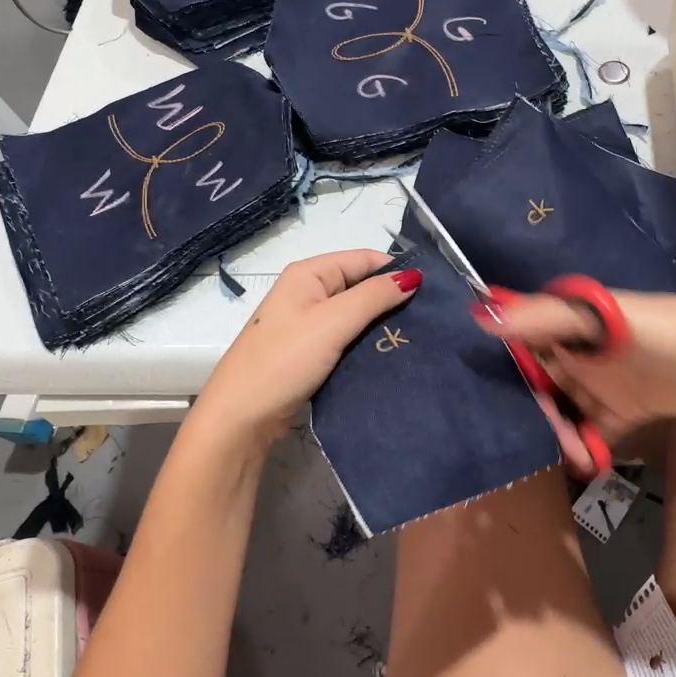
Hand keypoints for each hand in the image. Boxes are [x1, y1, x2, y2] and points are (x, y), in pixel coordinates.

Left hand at [190, 250, 420, 449]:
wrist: (241, 417)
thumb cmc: (285, 361)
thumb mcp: (333, 322)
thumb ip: (374, 296)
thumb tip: (414, 274)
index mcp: (309, 273)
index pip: (365, 259)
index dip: (397, 270)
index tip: (434, 291)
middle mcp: (308, 292)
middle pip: (361, 285)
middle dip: (392, 298)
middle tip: (432, 318)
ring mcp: (308, 323)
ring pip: (356, 314)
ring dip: (382, 323)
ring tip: (419, 337)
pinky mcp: (311, 352)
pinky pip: (347, 338)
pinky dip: (367, 343)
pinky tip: (390, 354)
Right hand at [477, 289, 675, 474]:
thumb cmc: (658, 331)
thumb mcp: (597, 318)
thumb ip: (541, 318)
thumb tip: (478, 313)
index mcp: (569, 324)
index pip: (522, 346)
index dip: (504, 371)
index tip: (488, 400)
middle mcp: (579, 352)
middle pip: (540, 385)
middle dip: (534, 412)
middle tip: (533, 439)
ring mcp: (601, 382)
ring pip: (564, 412)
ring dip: (559, 434)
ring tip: (569, 454)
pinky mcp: (623, 409)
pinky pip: (593, 431)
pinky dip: (585, 448)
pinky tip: (583, 464)